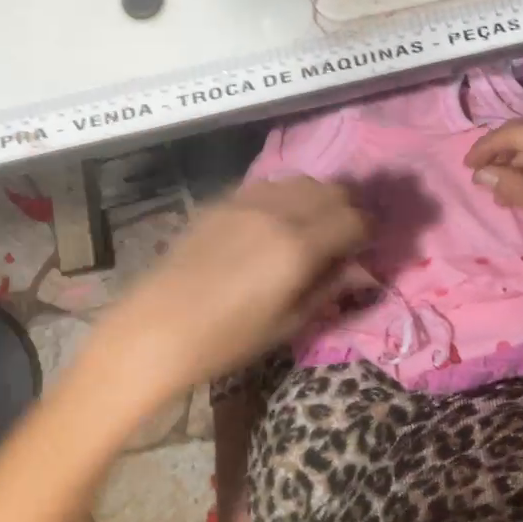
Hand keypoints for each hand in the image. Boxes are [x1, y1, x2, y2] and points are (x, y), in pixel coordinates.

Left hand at [100, 177, 367, 392]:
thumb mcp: (288, 323)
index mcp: (298, 247)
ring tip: (310, 227)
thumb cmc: (226, 341)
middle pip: (332, 190)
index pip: (353, 218)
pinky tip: (274, 224)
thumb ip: (329, 288)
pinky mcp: (222, 201)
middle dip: (346, 210)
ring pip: (301, 181)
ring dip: (316, 199)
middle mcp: (277, 212)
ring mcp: (247, 201)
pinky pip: (268, 185)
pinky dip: (284, 197)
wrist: (156, 329)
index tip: (363, 249)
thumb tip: (361, 271)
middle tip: (342, 238)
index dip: (366, 232)